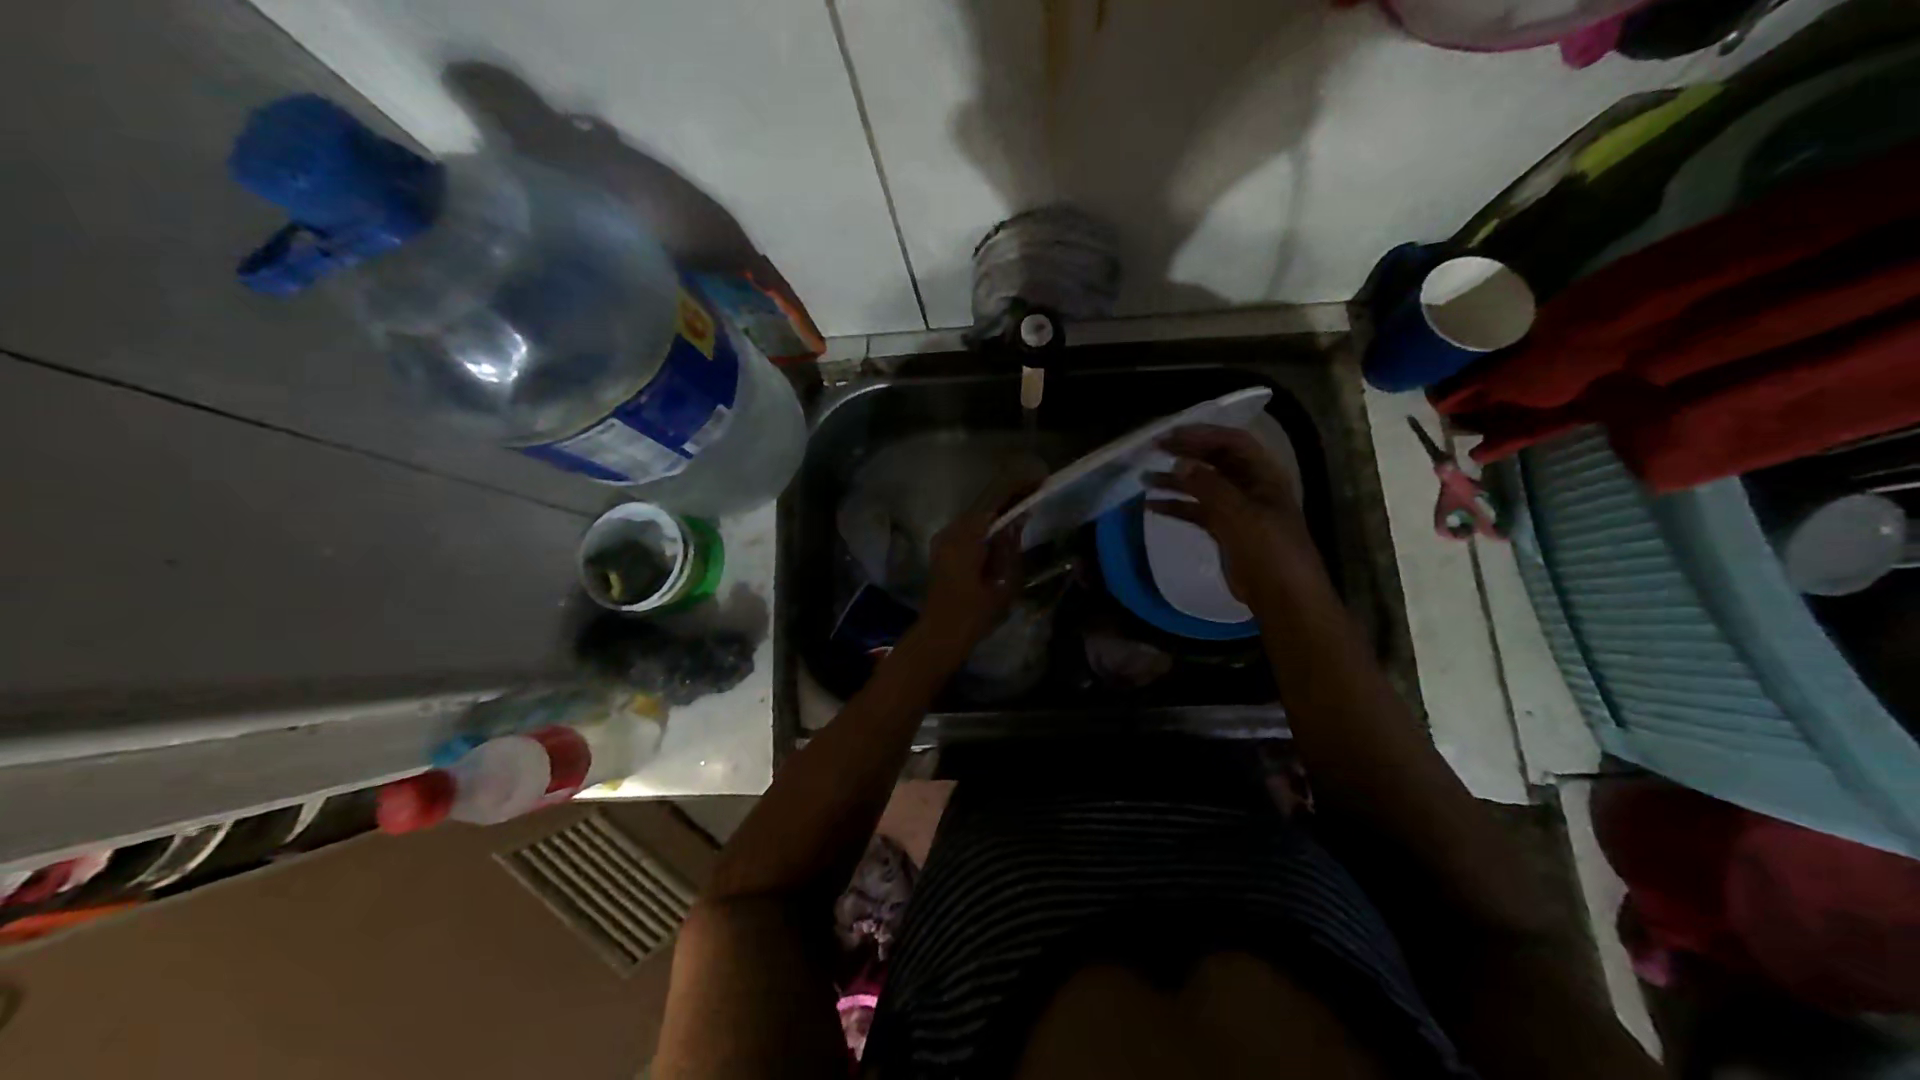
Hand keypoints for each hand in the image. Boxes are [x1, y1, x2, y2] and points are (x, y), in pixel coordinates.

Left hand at [917, 498, 1024, 656]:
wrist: (940, 634)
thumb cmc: (975, 613)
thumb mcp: (1004, 582)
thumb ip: (1010, 547)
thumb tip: (1017, 520)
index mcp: (967, 536)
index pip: (995, 500)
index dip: (1018, 487)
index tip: (1039, 479)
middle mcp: (951, 530)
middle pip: (984, 504)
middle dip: (1009, 496)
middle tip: (1035, 490)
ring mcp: (943, 538)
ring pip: (976, 515)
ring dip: (998, 510)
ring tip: (1024, 505)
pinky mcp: (942, 548)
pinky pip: (968, 528)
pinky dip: (986, 524)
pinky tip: (1003, 528)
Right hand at [1146, 424, 1323, 602]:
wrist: (1283, 596)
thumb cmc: (1270, 550)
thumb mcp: (1241, 514)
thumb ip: (1210, 486)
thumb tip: (1180, 463)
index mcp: (1263, 475)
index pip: (1232, 442)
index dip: (1202, 434)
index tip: (1170, 436)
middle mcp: (1250, 486)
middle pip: (1215, 461)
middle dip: (1185, 454)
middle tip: (1153, 450)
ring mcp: (1237, 509)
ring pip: (1202, 486)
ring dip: (1175, 481)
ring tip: (1145, 479)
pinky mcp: (1224, 531)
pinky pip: (1197, 511)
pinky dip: (1176, 507)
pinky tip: (1152, 506)